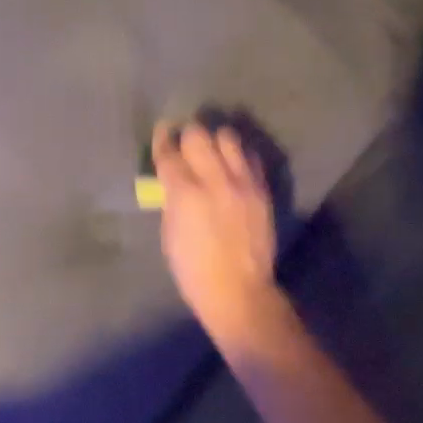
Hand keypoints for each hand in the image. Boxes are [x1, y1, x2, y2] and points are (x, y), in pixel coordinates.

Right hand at [151, 120, 293, 355]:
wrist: (238, 290)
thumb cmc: (192, 269)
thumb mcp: (170, 232)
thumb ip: (172, 199)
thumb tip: (174, 181)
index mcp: (185, 193)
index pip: (169, 152)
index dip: (162, 139)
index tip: (161, 133)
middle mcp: (215, 179)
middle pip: (199, 135)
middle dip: (187, 135)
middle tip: (184, 143)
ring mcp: (243, 183)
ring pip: (229, 138)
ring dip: (216, 141)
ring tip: (212, 151)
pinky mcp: (261, 190)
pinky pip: (250, 158)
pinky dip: (238, 156)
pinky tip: (233, 167)